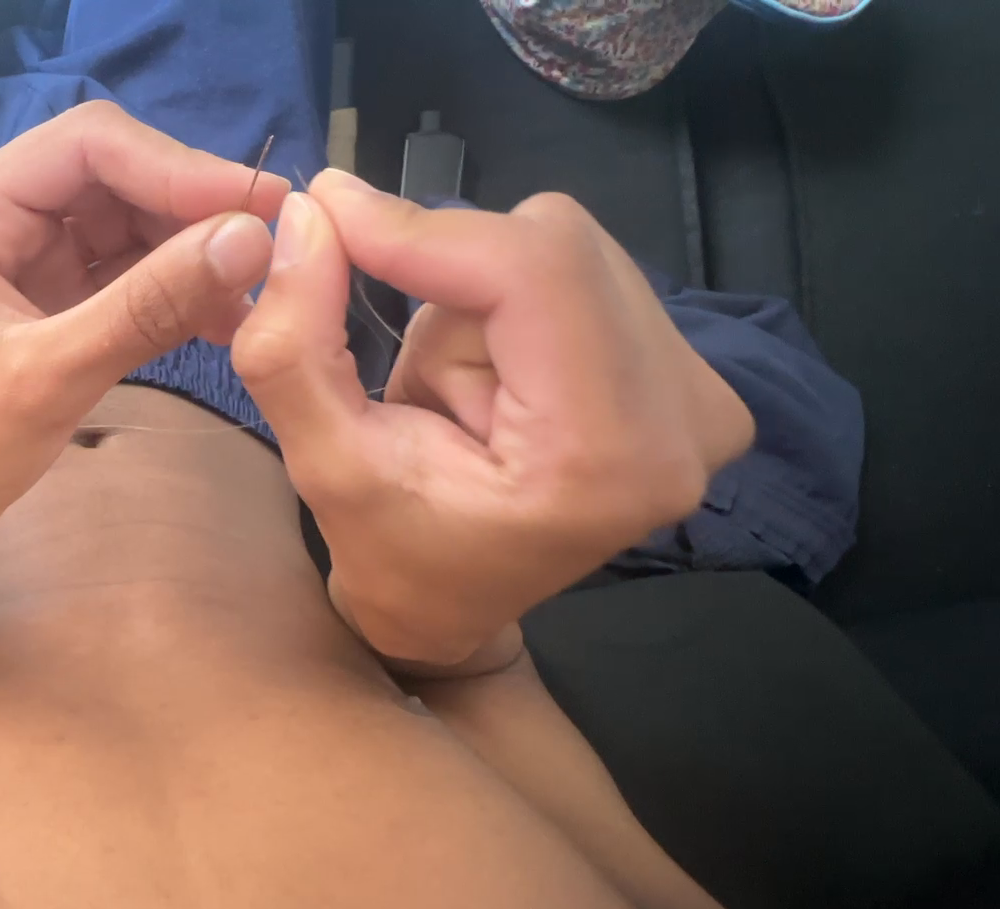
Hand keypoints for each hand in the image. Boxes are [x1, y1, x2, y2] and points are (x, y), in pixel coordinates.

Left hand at [0, 100, 285, 545]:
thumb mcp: (57, 373)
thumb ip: (150, 305)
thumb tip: (252, 239)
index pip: (89, 147)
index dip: (179, 168)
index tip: (260, 202)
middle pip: (113, 178)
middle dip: (189, 213)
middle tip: (266, 251)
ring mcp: (23, 253)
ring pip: (125, 225)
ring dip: (188, 255)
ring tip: (248, 298)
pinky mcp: (47, 292)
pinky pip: (121, 271)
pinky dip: (169, 290)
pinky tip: (216, 317)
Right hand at [232, 171, 752, 665]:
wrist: (450, 607)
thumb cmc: (389, 558)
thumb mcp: (323, 467)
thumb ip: (294, 350)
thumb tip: (306, 215)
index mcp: (604, 454)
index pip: (532, 272)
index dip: (421, 229)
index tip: (328, 210)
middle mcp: (690, 414)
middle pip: (550, 248)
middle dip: (444, 293)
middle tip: (406, 384)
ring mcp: (705, 392)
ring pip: (559, 254)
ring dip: (470, 310)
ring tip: (448, 405)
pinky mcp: (687, 377)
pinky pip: (578, 274)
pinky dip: (504, 313)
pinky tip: (490, 392)